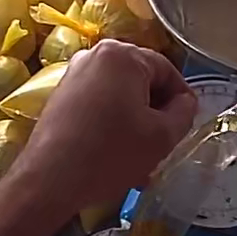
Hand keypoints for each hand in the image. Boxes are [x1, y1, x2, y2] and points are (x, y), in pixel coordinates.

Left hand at [0, 40, 197, 227]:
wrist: (50, 180)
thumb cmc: (111, 153)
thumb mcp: (162, 136)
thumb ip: (184, 112)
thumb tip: (185, 102)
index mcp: (123, 55)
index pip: (167, 70)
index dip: (182, 99)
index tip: (186, 125)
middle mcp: (94, 55)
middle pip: (142, 81)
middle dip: (156, 114)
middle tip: (164, 145)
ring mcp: (73, 75)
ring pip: (120, 97)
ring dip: (136, 125)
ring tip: (141, 161)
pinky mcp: (60, 97)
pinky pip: (98, 106)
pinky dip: (113, 126)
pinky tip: (117, 157)